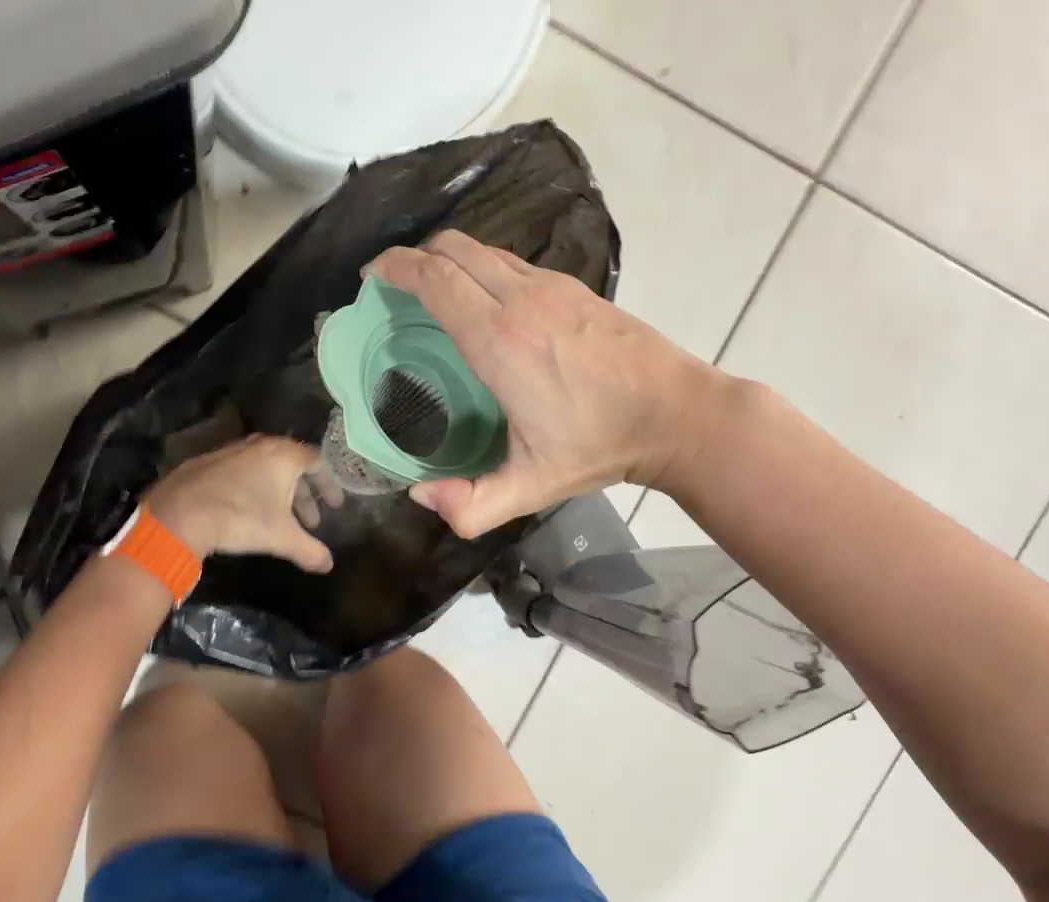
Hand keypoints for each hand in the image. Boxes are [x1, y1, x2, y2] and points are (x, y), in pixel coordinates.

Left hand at [145, 435, 333, 572]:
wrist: (181, 512)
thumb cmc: (241, 518)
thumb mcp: (281, 538)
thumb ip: (309, 550)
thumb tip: (329, 565)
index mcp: (284, 456)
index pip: (318, 462)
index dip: (329, 485)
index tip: (334, 506)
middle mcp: (260, 446)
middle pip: (292, 465)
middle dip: (304, 494)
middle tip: (310, 521)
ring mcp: (231, 451)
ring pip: (265, 468)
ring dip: (278, 492)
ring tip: (280, 518)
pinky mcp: (208, 461)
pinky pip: (241, 471)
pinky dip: (253, 488)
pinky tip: (247, 510)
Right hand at [363, 230, 725, 537]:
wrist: (678, 413)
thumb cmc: (599, 447)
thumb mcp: (530, 488)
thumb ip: (470, 505)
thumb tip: (418, 496)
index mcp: (500, 340)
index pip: (435, 279)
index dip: (395, 269)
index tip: (370, 277)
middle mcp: (521, 300)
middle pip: (454, 248)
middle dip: (414, 257)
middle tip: (391, 285)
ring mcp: (551, 287)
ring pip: (483, 250)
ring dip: (447, 260)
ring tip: (428, 292)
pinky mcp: (574, 287)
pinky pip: (510, 263)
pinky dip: (479, 269)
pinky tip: (480, 302)